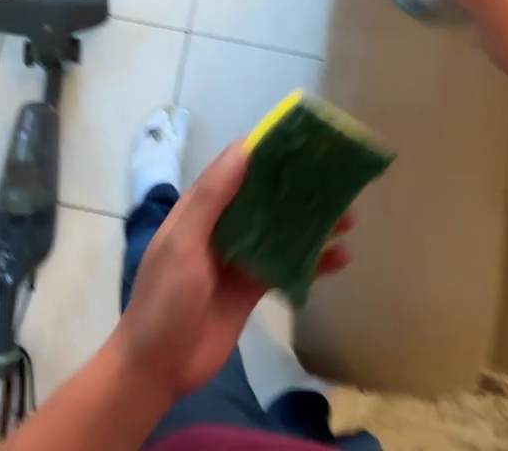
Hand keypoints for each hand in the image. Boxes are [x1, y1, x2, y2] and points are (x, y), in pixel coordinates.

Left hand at [111, 143, 349, 401]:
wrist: (158, 367)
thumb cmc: (164, 298)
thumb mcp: (183, 242)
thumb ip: (212, 197)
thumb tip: (244, 149)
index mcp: (199, 208)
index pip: (235, 168)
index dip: (264, 152)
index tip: (301, 142)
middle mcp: (221, 226)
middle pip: (263, 198)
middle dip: (297, 188)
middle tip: (338, 180)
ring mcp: (238, 257)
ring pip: (280, 230)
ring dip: (311, 223)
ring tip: (349, 218)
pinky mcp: (252, 287)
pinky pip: (287, 266)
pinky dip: (312, 261)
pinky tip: (340, 258)